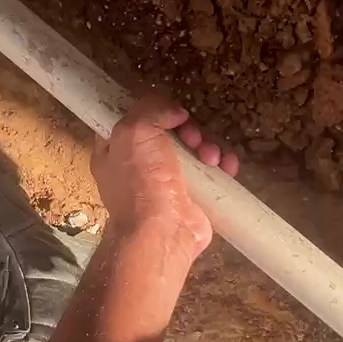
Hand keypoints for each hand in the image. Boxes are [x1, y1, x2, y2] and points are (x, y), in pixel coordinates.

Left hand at [91, 97, 239, 259]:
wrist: (162, 232)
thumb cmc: (140, 182)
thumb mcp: (133, 132)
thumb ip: (150, 109)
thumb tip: (176, 112)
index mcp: (115, 150)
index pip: (132, 119)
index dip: (153, 111)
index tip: (169, 112)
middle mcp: (139, 165)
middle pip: (169, 132)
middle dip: (189, 130)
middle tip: (194, 138)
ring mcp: (166, 181)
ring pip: (194, 149)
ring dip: (209, 146)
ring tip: (212, 158)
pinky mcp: (192, 195)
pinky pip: (211, 171)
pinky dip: (222, 165)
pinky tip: (228, 167)